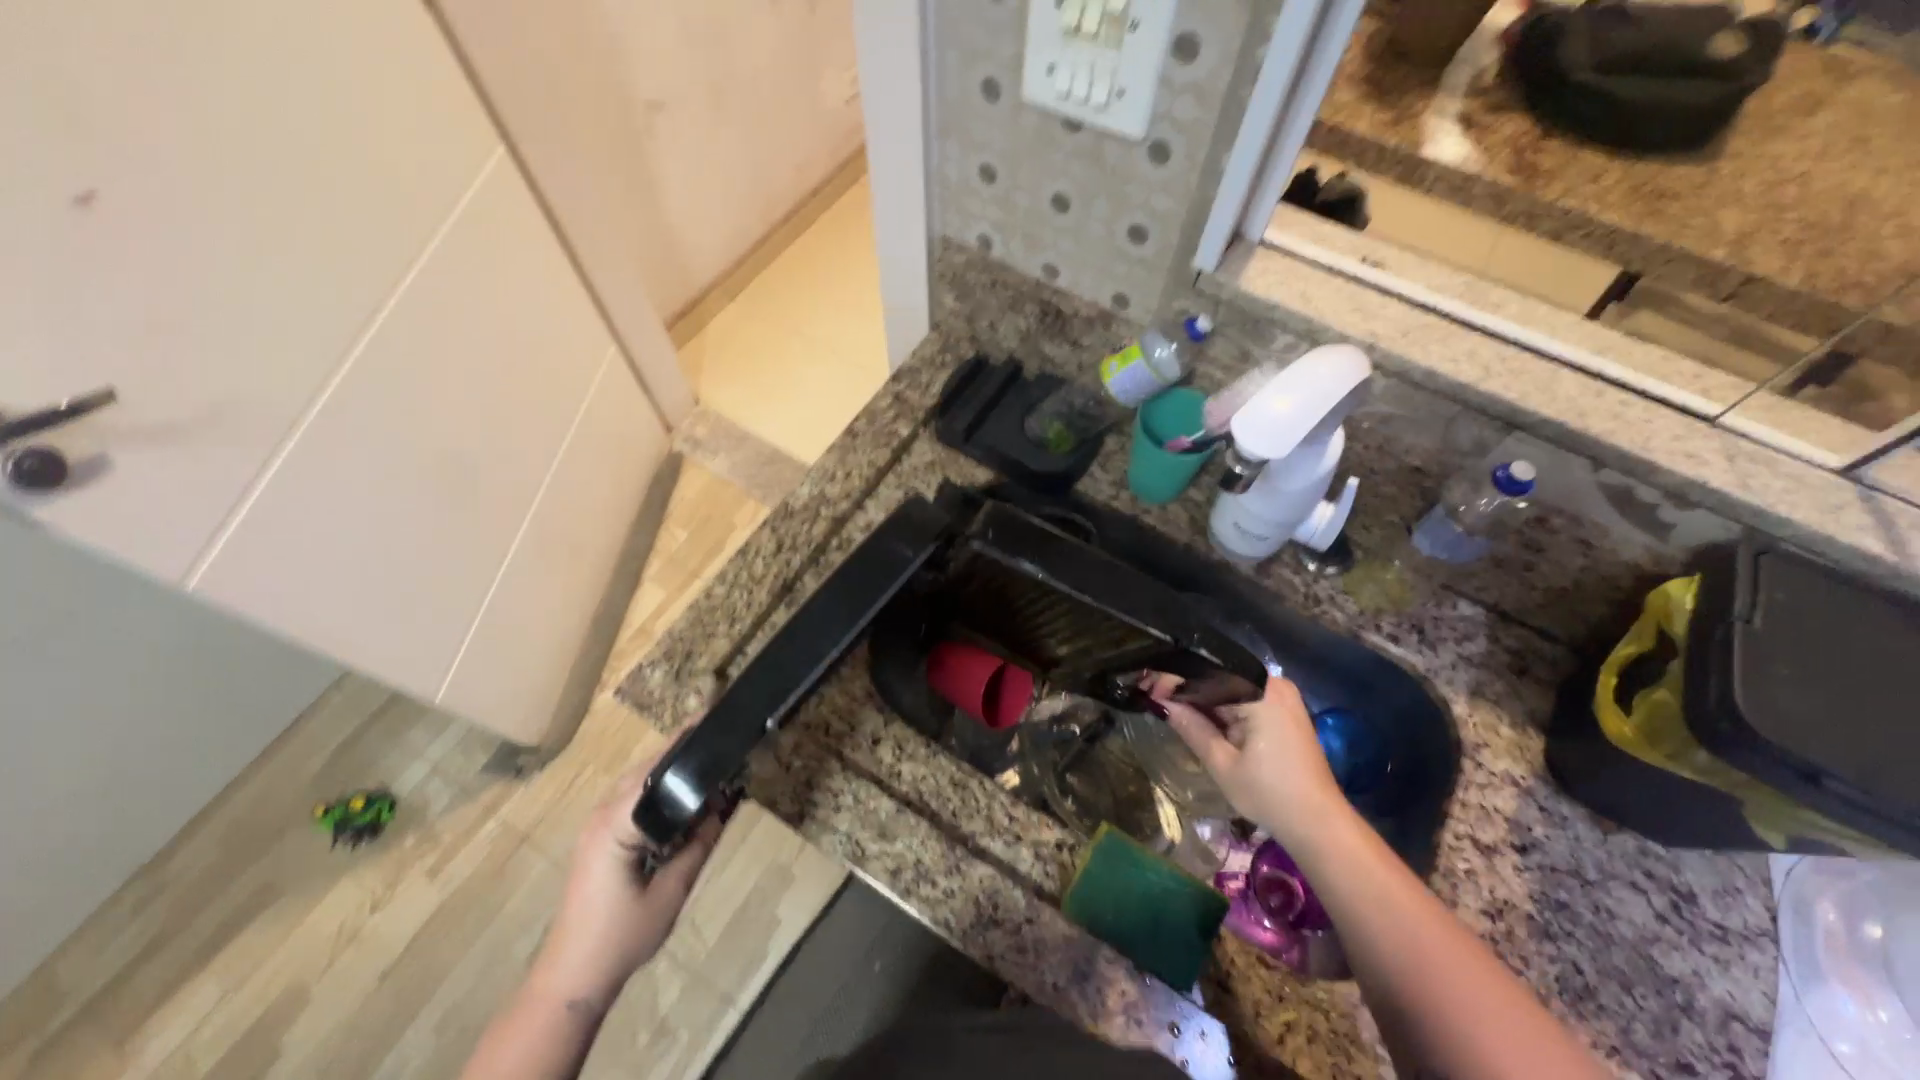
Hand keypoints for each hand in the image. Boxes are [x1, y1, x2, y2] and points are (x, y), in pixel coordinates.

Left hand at [532, 753, 721, 1005]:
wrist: (573, 975)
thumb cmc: (621, 937)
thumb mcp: (671, 892)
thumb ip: (698, 845)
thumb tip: (725, 804)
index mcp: (616, 823)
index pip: (657, 770)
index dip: (688, 746)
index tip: (719, 724)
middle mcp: (601, 814)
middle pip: (646, 768)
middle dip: (681, 749)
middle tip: (723, 736)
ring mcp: (596, 825)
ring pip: (637, 781)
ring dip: (669, 769)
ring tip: (710, 760)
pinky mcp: (598, 839)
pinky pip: (631, 799)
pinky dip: (657, 789)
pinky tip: (683, 795)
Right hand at [1143, 672, 1347, 845]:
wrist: (1318, 822)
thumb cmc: (1268, 793)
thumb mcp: (1222, 763)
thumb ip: (1192, 727)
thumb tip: (1162, 702)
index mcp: (1261, 691)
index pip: (1208, 676)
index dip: (1174, 681)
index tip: (1147, 689)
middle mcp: (1275, 685)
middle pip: (1221, 679)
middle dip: (1188, 691)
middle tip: (1154, 698)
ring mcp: (1284, 698)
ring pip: (1232, 691)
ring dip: (1205, 702)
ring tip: (1170, 708)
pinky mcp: (1286, 713)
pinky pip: (1247, 701)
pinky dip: (1225, 712)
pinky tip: (1202, 722)